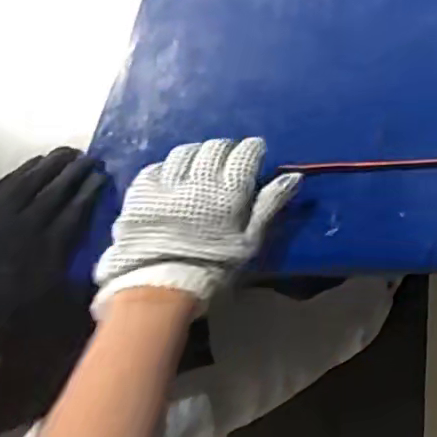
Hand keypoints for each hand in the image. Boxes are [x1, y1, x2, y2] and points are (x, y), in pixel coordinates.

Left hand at [0, 147, 104, 351]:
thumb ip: (84, 277)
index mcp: (52, 243)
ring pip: (30, 180)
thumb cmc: (12, 321)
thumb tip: (109, 263)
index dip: (91, 188)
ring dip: (50, 164)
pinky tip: (31, 166)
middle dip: (75, 170)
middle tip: (89, 156)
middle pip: (57, 187)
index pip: (78, 205)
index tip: (102, 174)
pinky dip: (21, 172)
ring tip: (65, 153)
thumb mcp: (60, 302)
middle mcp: (29, 224)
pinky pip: (3, 185)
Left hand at [91, 138, 300, 315]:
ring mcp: (169, 182)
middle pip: (216, 146)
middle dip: (226, 149)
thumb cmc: (214, 266)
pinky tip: (173, 178)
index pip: (246, 152)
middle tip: (228, 162)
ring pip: (186, 151)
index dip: (253, 150)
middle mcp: (200, 178)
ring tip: (199, 166)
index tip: (254, 155)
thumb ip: (270, 203)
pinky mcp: (141, 190)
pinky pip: (157, 166)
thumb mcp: (250, 240)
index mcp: (230, 190)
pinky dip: (168, 168)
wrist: (158, 289)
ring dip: (197, 154)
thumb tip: (295, 176)